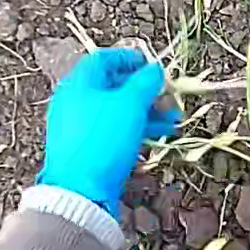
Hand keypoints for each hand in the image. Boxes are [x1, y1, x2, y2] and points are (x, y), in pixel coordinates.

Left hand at [38, 48, 179, 215]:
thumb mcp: (129, 104)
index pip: (104, 59)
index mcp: (80, 85)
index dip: (131, 58)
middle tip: (170, 97)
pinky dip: (138, 129)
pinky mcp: (90, 148)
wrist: (81, 190)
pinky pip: (117, 131)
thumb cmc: (103, 140)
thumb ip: (144, 82)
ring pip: (120, 110)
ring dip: (148, 112)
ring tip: (173, 121)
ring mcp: (82, 127)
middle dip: (147, 91)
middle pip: (115, 86)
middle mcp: (77, 102)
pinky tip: (158, 137)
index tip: (153, 65)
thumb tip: (155, 69)